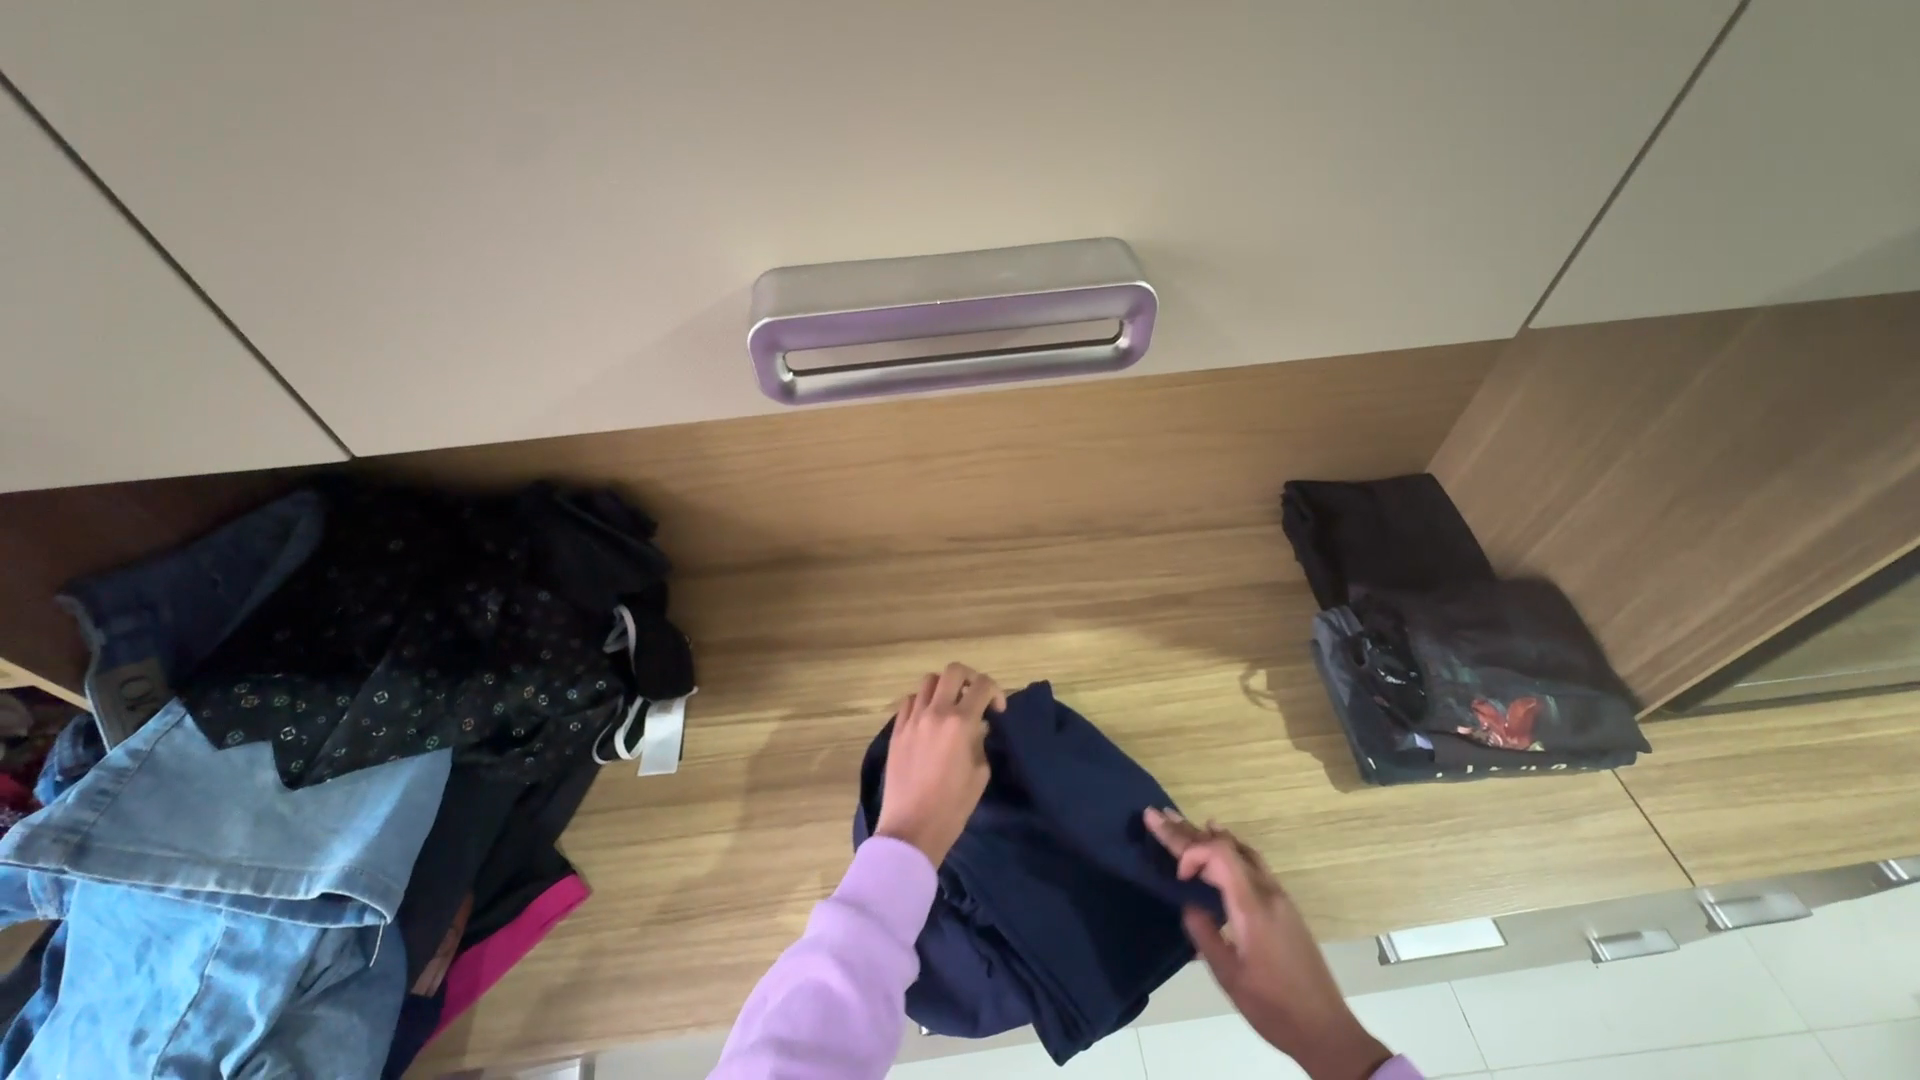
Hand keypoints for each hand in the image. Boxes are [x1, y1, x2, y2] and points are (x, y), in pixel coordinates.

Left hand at [874, 663, 1007, 866]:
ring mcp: (912, 719)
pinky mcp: (896, 731)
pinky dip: (923, 702)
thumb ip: (980, 743)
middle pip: (953, 672)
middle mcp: (935, 713)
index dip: (996, 692)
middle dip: (970, 678)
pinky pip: (910, 701)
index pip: (982, 686)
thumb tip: (976, 729)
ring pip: (928, 682)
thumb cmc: (952, 807)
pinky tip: (929, 720)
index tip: (998, 710)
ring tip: (950, 707)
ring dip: (944, 688)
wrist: (911, 828)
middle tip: (975, 697)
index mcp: (961, 723)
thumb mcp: (980, 774)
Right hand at [1144, 808, 1390, 1079]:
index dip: (1191, 852)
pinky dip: (1230, 849)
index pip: (1220, 855)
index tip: (1177, 875)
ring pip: (1242, 851)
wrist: (1326, 1030)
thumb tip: (1190, 905)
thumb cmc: (1273, 1007)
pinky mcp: (1285, 908)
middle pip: (1227, 847)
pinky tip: (1221, 844)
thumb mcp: (1228, 976)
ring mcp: (1280, 898)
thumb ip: (1205, 934)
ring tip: (1182, 823)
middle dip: (1189, 832)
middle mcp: (1269, 893)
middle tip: (1156, 814)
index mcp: (1253, 907)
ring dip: (1210, 837)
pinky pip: (1253, 864)